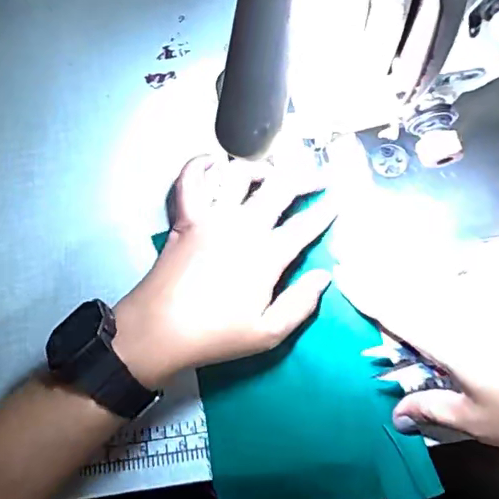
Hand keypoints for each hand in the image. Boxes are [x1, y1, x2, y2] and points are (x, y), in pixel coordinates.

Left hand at [112, 155, 337, 388]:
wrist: (157, 330)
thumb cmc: (214, 335)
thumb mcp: (267, 333)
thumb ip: (300, 304)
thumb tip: (324, 277)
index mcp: (267, 255)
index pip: (306, 224)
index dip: (327, 210)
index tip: (340, 199)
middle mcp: (243, 226)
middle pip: (281, 186)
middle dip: (306, 176)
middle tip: (318, 177)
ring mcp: (212, 216)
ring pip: (240, 173)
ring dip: (261, 167)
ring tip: (271, 172)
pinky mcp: (186, 216)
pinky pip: (191, 179)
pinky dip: (201, 165)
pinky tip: (214, 163)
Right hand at [337, 262, 498, 498]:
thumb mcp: (482, 422)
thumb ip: (434, 408)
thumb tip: (400, 411)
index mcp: (449, 331)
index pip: (393, 303)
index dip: (365, 288)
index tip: (343, 272)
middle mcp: (470, 296)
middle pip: (417, 279)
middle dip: (391, 279)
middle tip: (372, 276)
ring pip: (450, 274)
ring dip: (430, 282)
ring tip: (424, 298)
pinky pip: (481, 276)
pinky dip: (464, 283)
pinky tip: (473, 301)